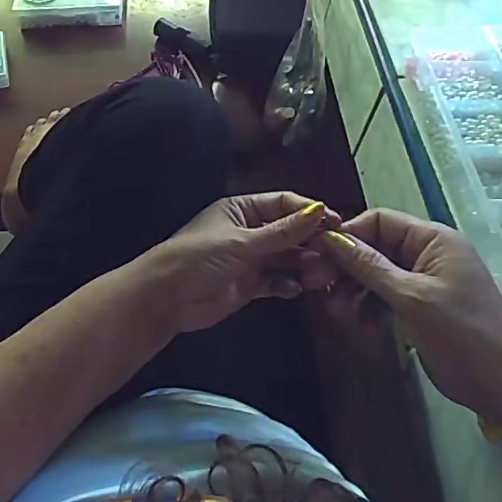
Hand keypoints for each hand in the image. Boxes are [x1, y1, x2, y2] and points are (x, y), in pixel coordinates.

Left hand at [126, 193, 341, 333]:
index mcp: (240, 210)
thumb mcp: (241, 242)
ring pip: (286, 258)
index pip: (283, 204)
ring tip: (322, 274)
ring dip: (304, 264)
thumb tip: (318, 210)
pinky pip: (276, 281)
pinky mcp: (248, 285)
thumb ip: (281, 232)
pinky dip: (288, 284)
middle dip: (311, 241)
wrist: (165, 297)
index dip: (309, 211)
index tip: (336, 222)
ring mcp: (249, 259)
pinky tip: (299, 288)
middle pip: (289, 232)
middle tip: (336, 252)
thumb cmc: (196, 258)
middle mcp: (247, 231)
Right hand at [317, 209, 501, 421]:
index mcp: (434, 240)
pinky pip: (381, 294)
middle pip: (372, 246)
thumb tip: (330, 239)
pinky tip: (359, 323)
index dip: (347, 235)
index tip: (317, 256)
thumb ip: (369, 266)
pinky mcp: (417, 304)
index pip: (379, 220)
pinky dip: (366, 305)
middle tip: (316, 287)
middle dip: (344, 266)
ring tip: (336, 312)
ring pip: (372, 272)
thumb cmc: (462, 334)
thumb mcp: (411, 298)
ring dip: (351, 289)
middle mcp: (427, 253)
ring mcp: (422, 279)